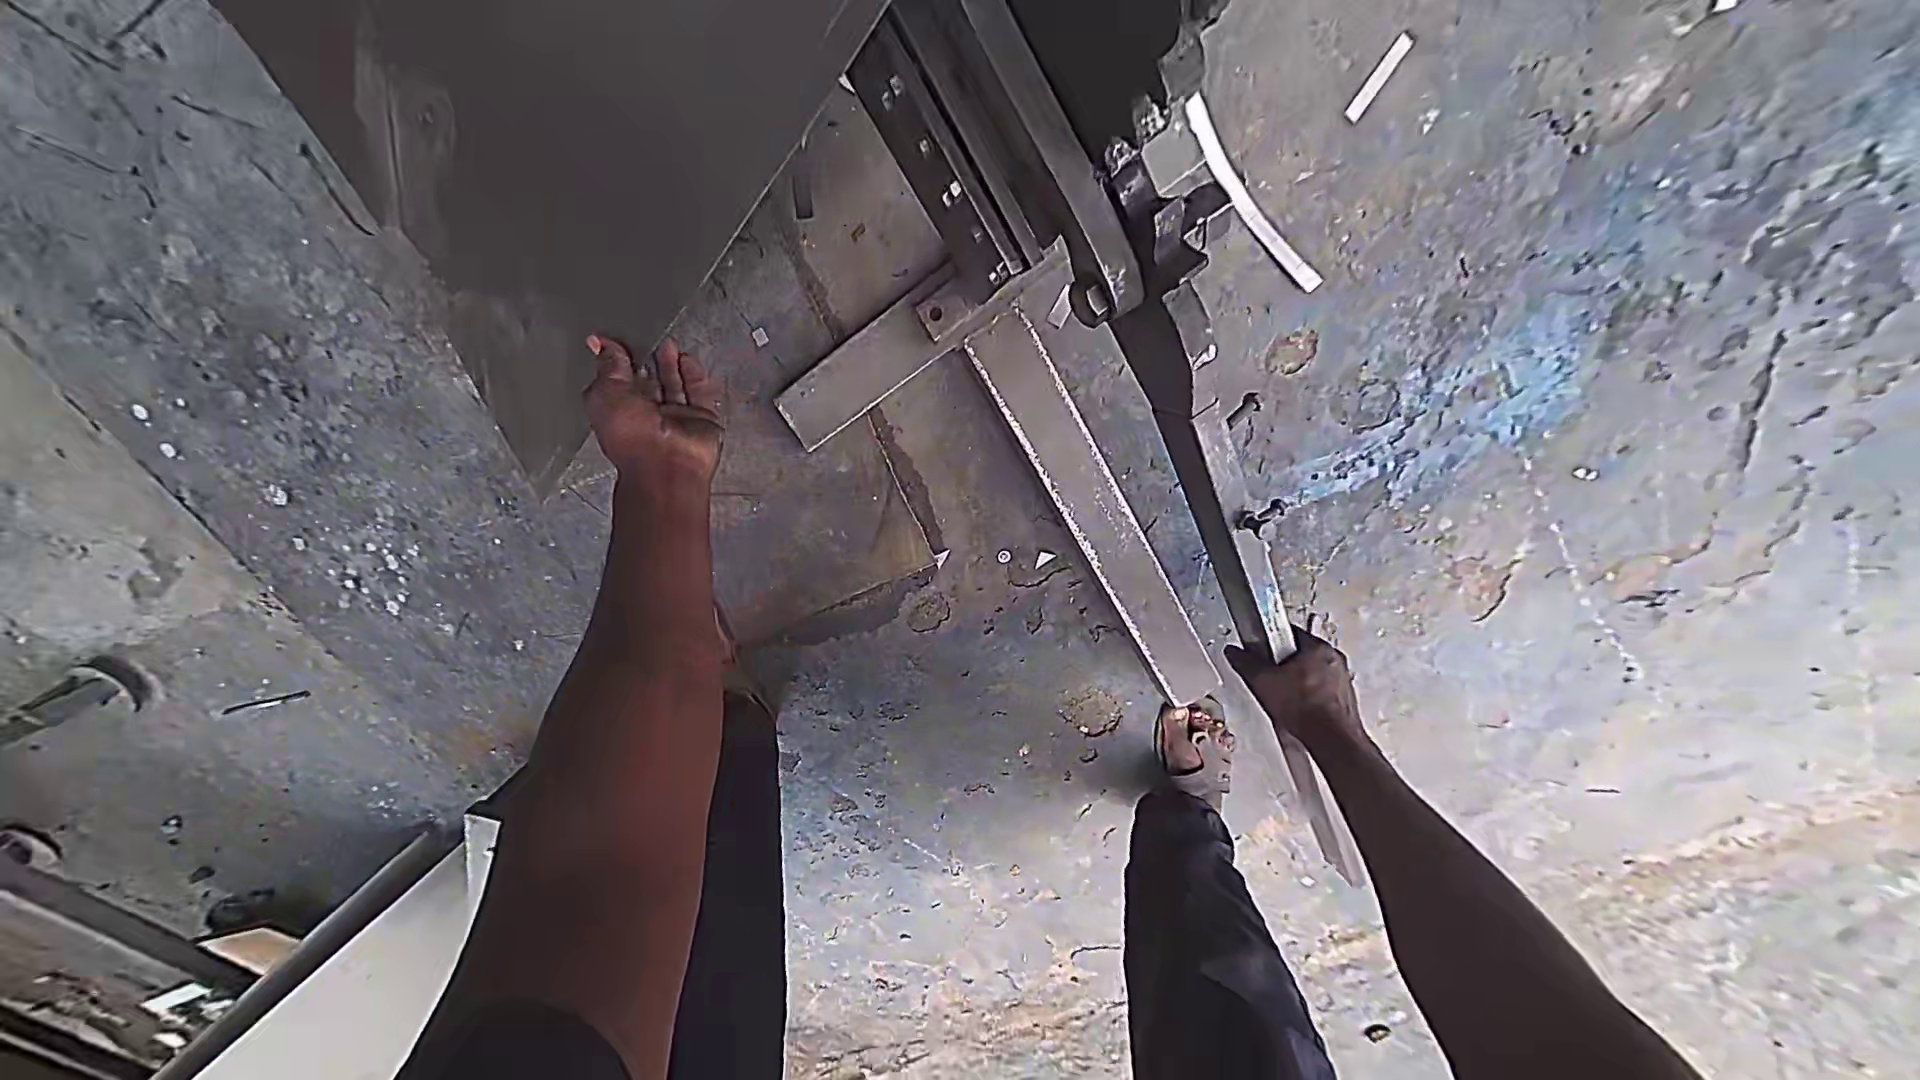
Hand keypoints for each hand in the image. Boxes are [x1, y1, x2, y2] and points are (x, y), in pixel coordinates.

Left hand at [585, 335, 723, 485]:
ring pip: (675, 385)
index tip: (618, 340)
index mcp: (620, 411)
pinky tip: (688, 359)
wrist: (668, 464)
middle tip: (649, 337)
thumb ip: (608, 365)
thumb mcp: (606, 392)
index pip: (619, 380)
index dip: (619, 360)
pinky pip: (700, 393)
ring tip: (669, 343)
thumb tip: (600, 342)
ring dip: (671, 364)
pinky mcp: (702, 418)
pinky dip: (695, 375)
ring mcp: (677, 417)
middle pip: (650, 382)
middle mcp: (649, 415)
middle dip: (649, 360)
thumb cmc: (631, 436)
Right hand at [1224, 627, 1369, 755]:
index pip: (1287, 631)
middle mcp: (1335, 660)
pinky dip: (1307, 696)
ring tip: (1282, 695)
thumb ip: (1244, 661)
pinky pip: (1320, 689)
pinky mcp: (1344, 698)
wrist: (1331, 740)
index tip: (1260, 650)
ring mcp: (1342, 680)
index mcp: (1318, 648)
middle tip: (1269, 677)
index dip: (1268, 641)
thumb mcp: (1261, 680)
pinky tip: (1295, 708)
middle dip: (1282, 664)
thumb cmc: (1305, 709)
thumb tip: (1235, 652)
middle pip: (1299, 653)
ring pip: (1310, 672)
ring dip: (1296, 681)